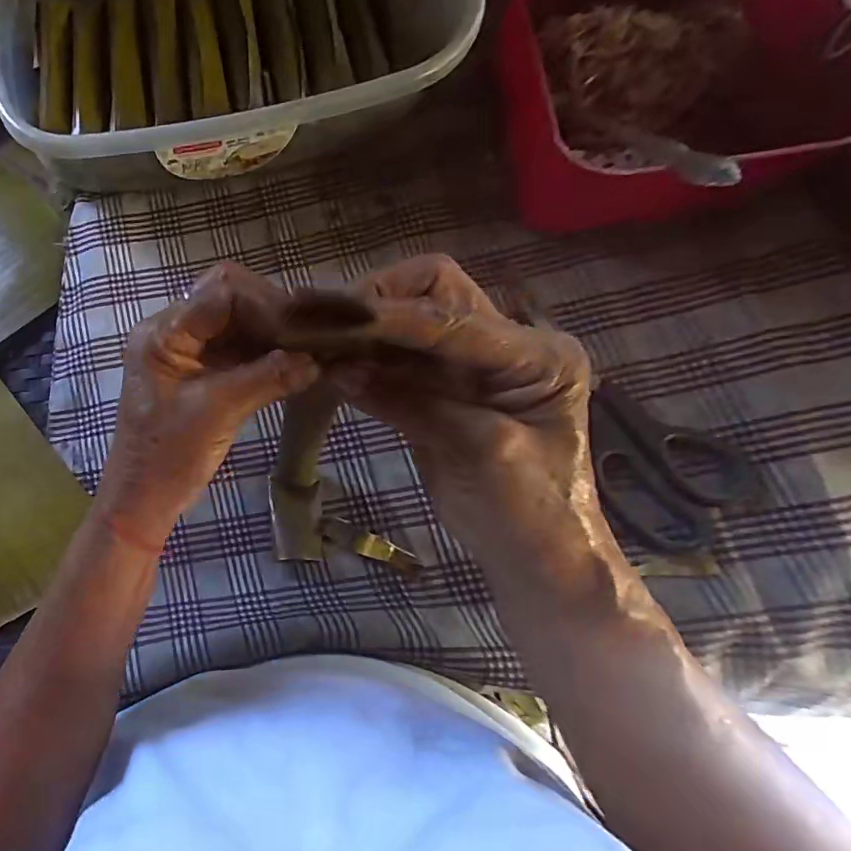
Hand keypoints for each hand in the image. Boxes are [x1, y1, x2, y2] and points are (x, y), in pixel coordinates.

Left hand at [97, 264, 319, 549]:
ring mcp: (187, 353)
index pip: (221, 291)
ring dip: (272, 336)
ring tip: (310, 353)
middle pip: (230, 300)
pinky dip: (266, 356)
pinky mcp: (200, 374)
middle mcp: (173, 332)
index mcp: (163, 334)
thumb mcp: (217, 411)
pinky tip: (295, 367)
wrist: (143, 497)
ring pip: (238, 324)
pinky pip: (238, 351)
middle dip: (272, 316)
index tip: (299, 332)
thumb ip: (266, 377)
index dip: (265, 304)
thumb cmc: (168, 456)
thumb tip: (316, 360)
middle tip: (309, 341)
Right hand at [329, 255, 595, 549]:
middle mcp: (505, 347)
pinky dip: (362, 362)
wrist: (535, 556)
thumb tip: (341, 371)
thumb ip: (414, 404)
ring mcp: (469, 369)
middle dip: (379, 299)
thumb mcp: (479, 451)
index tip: (336, 319)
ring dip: (363, 330)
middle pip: (435, 293)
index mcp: (536, 355)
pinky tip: (328, 367)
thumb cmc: (528, 510)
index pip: (454, 318)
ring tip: (314, 339)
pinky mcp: (439, 394)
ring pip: (408, 324)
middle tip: (324, 322)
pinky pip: (395, 365)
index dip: (393, 317)